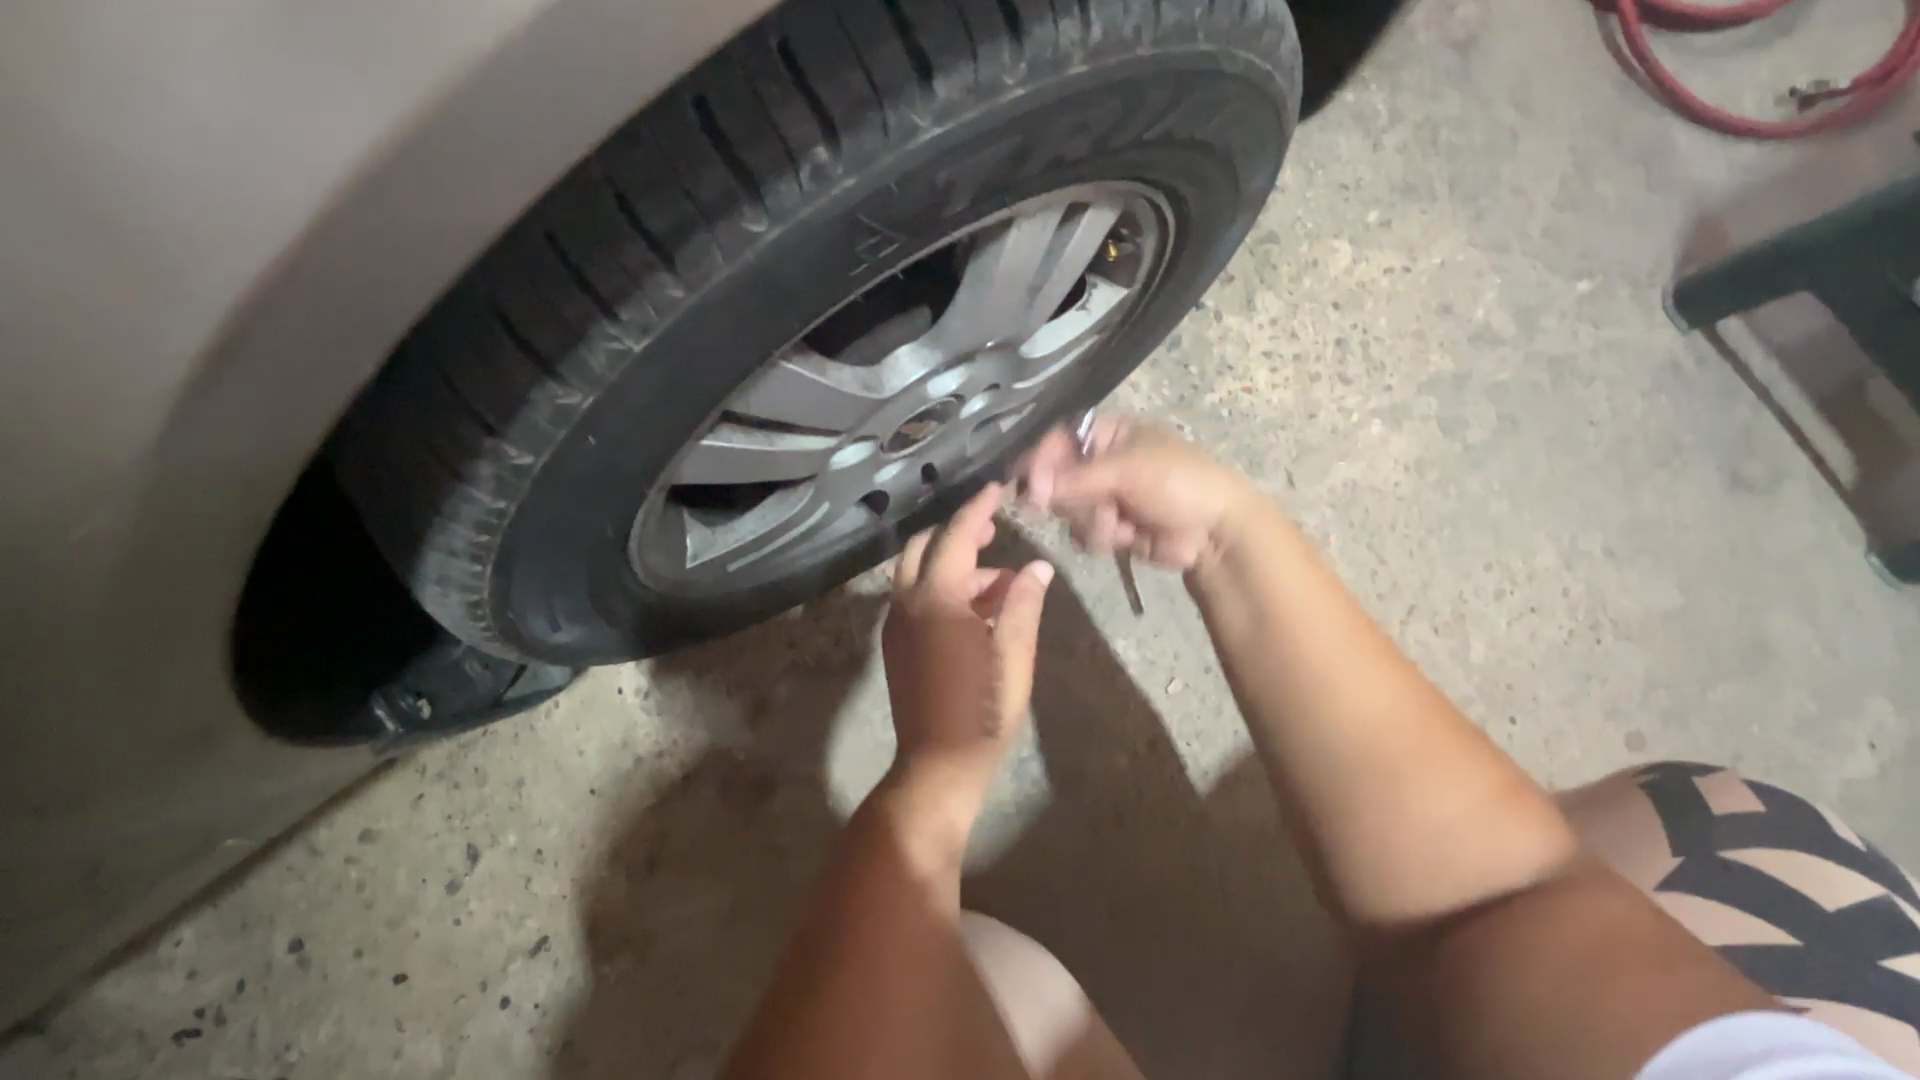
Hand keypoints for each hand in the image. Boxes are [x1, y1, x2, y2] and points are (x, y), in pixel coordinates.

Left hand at [880, 483, 1054, 836]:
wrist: (936, 765)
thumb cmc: (982, 712)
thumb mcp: (1014, 657)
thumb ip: (1023, 605)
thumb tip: (1037, 568)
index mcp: (936, 600)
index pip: (956, 537)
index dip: (977, 510)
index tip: (995, 489)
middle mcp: (907, 603)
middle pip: (926, 547)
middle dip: (959, 534)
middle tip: (995, 535)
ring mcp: (896, 624)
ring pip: (918, 573)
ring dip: (954, 565)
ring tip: (1002, 586)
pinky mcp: (896, 644)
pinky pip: (915, 597)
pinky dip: (942, 588)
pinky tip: (977, 611)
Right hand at [1018, 416, 1256, 570]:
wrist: (1215, 530)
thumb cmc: (1177, 482)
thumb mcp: (1126, 470)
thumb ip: (1075, 479)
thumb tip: (1030, 490)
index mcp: (1109, 433)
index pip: (1058, 441)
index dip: (1041, 463)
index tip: (1027, 486)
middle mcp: (1102, 462)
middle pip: (1058, 480)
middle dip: (1072, 500)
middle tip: (1090, 508)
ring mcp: (1107, 496)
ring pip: (1069, 511)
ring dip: (1091, 522)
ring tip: (1118, 525)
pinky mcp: (1112, 527)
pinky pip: (1084, 534)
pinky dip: (1101, 539)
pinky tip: (1125, 538)